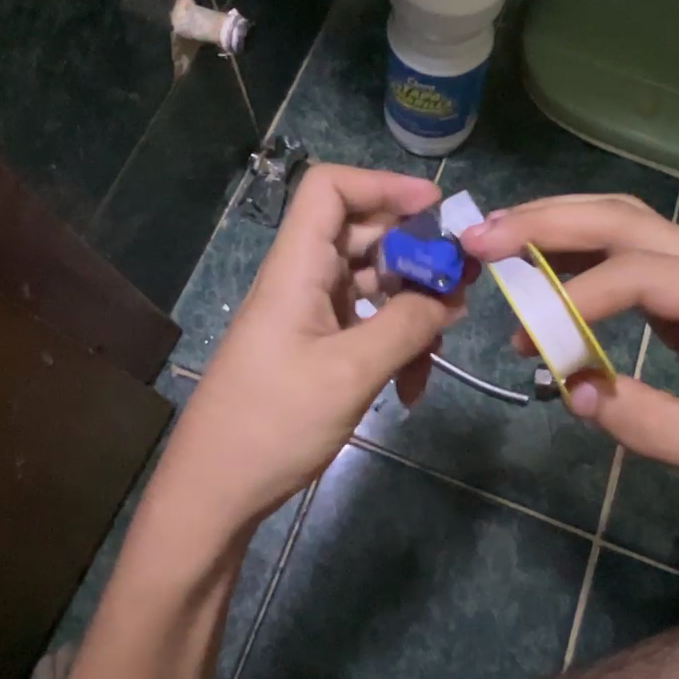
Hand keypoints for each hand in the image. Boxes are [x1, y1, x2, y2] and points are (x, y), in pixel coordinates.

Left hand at [156, 165, 463, 532]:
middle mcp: (302, 279)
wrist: (215, 493)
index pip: (330, 189)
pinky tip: (411, 386)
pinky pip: (365, 325)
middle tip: (463, 281)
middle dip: (415, 254)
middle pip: (362, 235)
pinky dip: (394, 344)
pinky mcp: (315, 347)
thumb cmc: (273, 423)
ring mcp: (309, 315)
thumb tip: (453, 295)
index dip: (382, 184)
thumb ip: (408, 325)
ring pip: (372, 284)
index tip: (435, 208)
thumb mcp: (351, 372)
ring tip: (442, 341)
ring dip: (411, 307)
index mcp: (296, 267)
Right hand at [460, 194, 678, 512]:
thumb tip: (574, 390)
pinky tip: (535, 265)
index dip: (578, 298)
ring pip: (622, 221)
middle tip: (479, 239)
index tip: (530, 337)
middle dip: (547, 224)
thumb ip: (657, 427)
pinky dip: (574, 251)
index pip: (644, 274)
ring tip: (494, 239)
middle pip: (625, 220)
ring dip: (555, 224)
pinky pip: (626, 250)